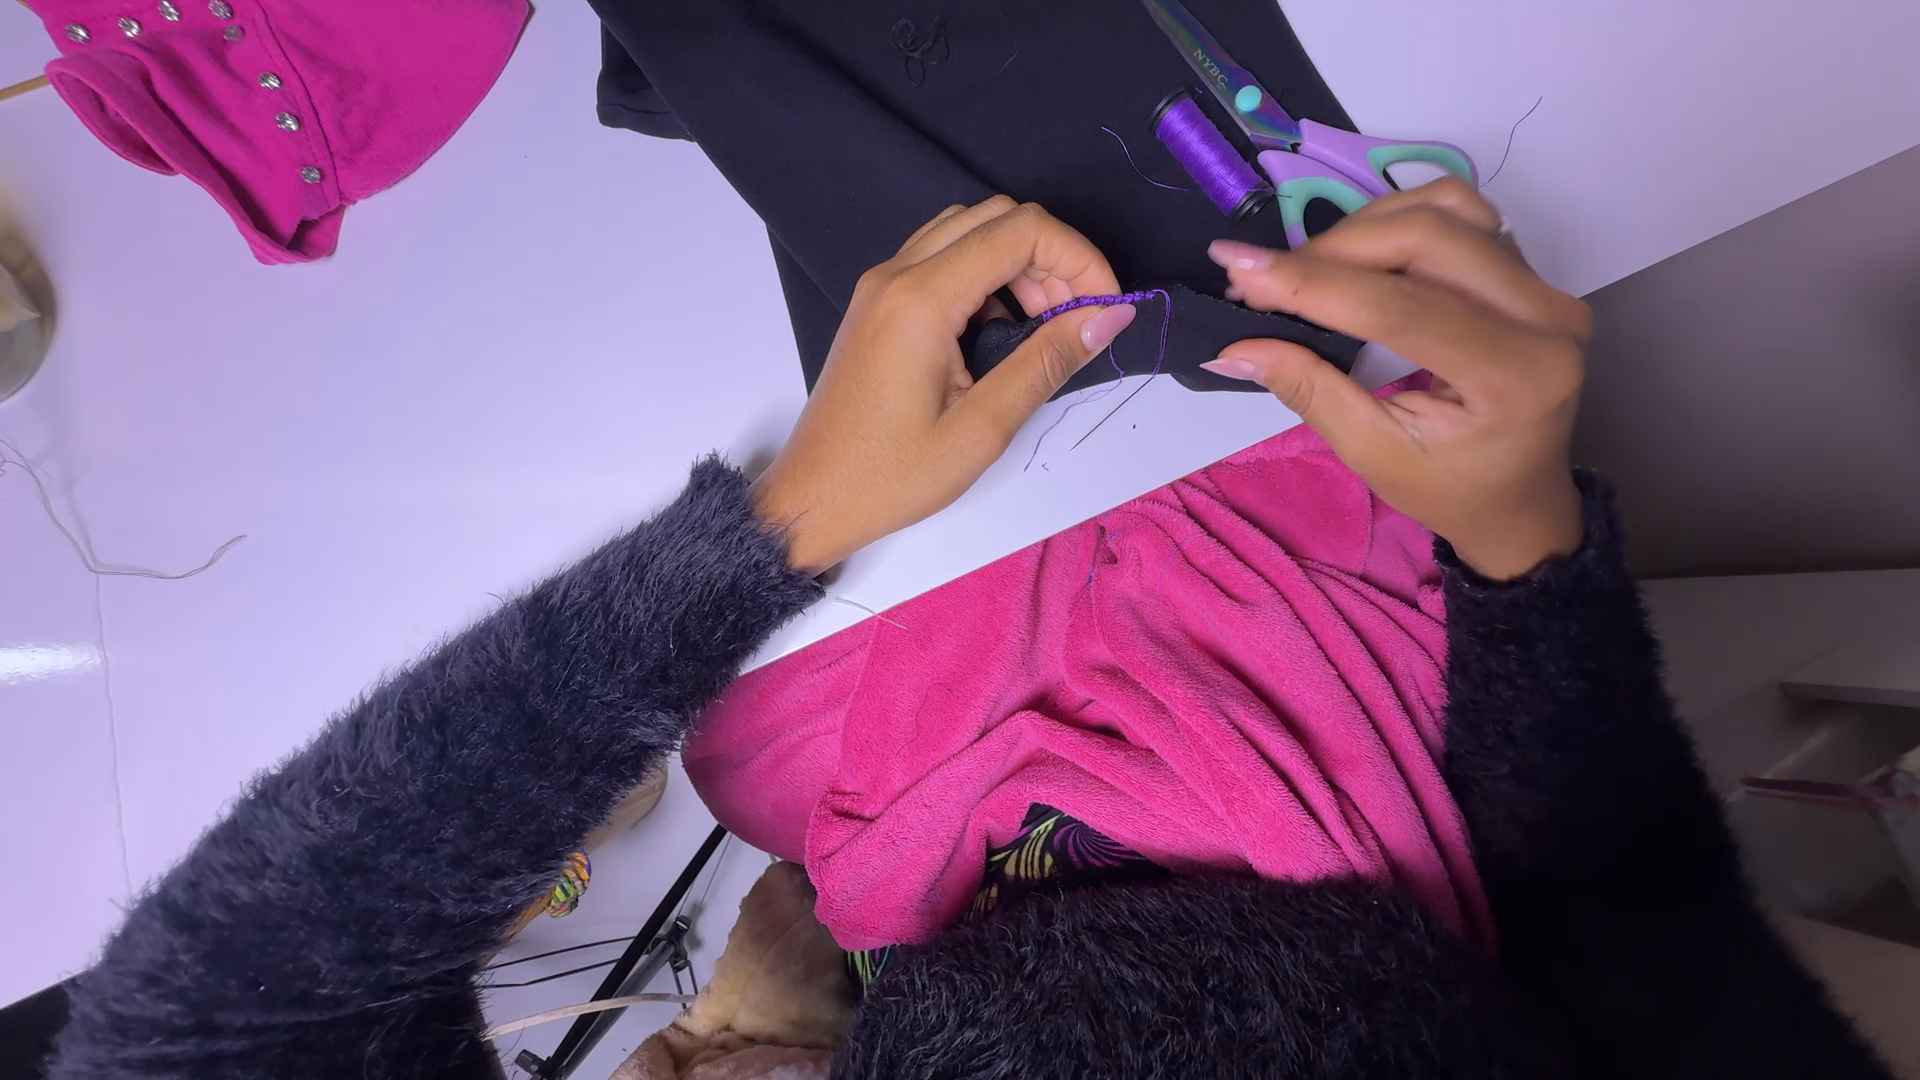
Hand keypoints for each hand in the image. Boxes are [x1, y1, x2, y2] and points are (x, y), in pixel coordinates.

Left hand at [755, 197, 1135, 573]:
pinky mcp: (876, 306)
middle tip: (1076, 320)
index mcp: (921, 300)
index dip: (1080, 258)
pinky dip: (983, 278)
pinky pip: (939, 261)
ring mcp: (880, 287)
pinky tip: (997, 332)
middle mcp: (895, 275)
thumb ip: (1046, 363)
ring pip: (965, 232)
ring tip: (1043, 327)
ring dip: (1017, 264)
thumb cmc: (891, 478)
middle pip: (994, 218)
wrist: (813, 499)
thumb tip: (1109, 317)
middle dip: (1052, 257)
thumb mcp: (981, 429)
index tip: (1106, 308)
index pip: (1021, 231)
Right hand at [1200, 178, 1591, 578]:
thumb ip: (1308, 390)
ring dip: (1359, 229)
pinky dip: (1393, 224)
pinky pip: (1460, 215)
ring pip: (1445, 209)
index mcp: (1513, 373)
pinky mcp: (1528, 272)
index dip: (1309, 283)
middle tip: (1261, 278)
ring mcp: (1543, 285)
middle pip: (1426, 236)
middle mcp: (1544, 313)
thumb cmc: (1445, 488)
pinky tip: (1353, 257)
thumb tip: (1233, 349)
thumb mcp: (1370, 452)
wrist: (1516, 498)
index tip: (1236, 269)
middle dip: (1328, 250)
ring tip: (1303, 269)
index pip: (1396, 306)